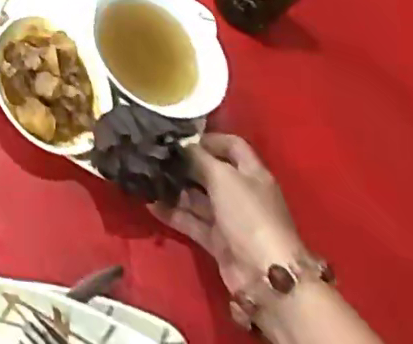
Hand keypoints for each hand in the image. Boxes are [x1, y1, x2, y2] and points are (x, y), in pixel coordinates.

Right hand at [150, 133, 307, 297]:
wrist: (264, 274)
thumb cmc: (248, 214)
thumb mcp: (222, 176)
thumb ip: (198, 157)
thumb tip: (180, 145)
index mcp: (251, 173)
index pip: (232, 146)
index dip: (209, 139)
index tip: (181, 138)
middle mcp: (241, 192)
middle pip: (211, 171)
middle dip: (185, 164)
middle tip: (156, 157)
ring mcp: (229, 218)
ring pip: (198, 197)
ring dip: (175, 189)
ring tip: (148, 178)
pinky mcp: (218, 240)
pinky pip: (192, 221)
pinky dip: (173, 213)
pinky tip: (151, 204)